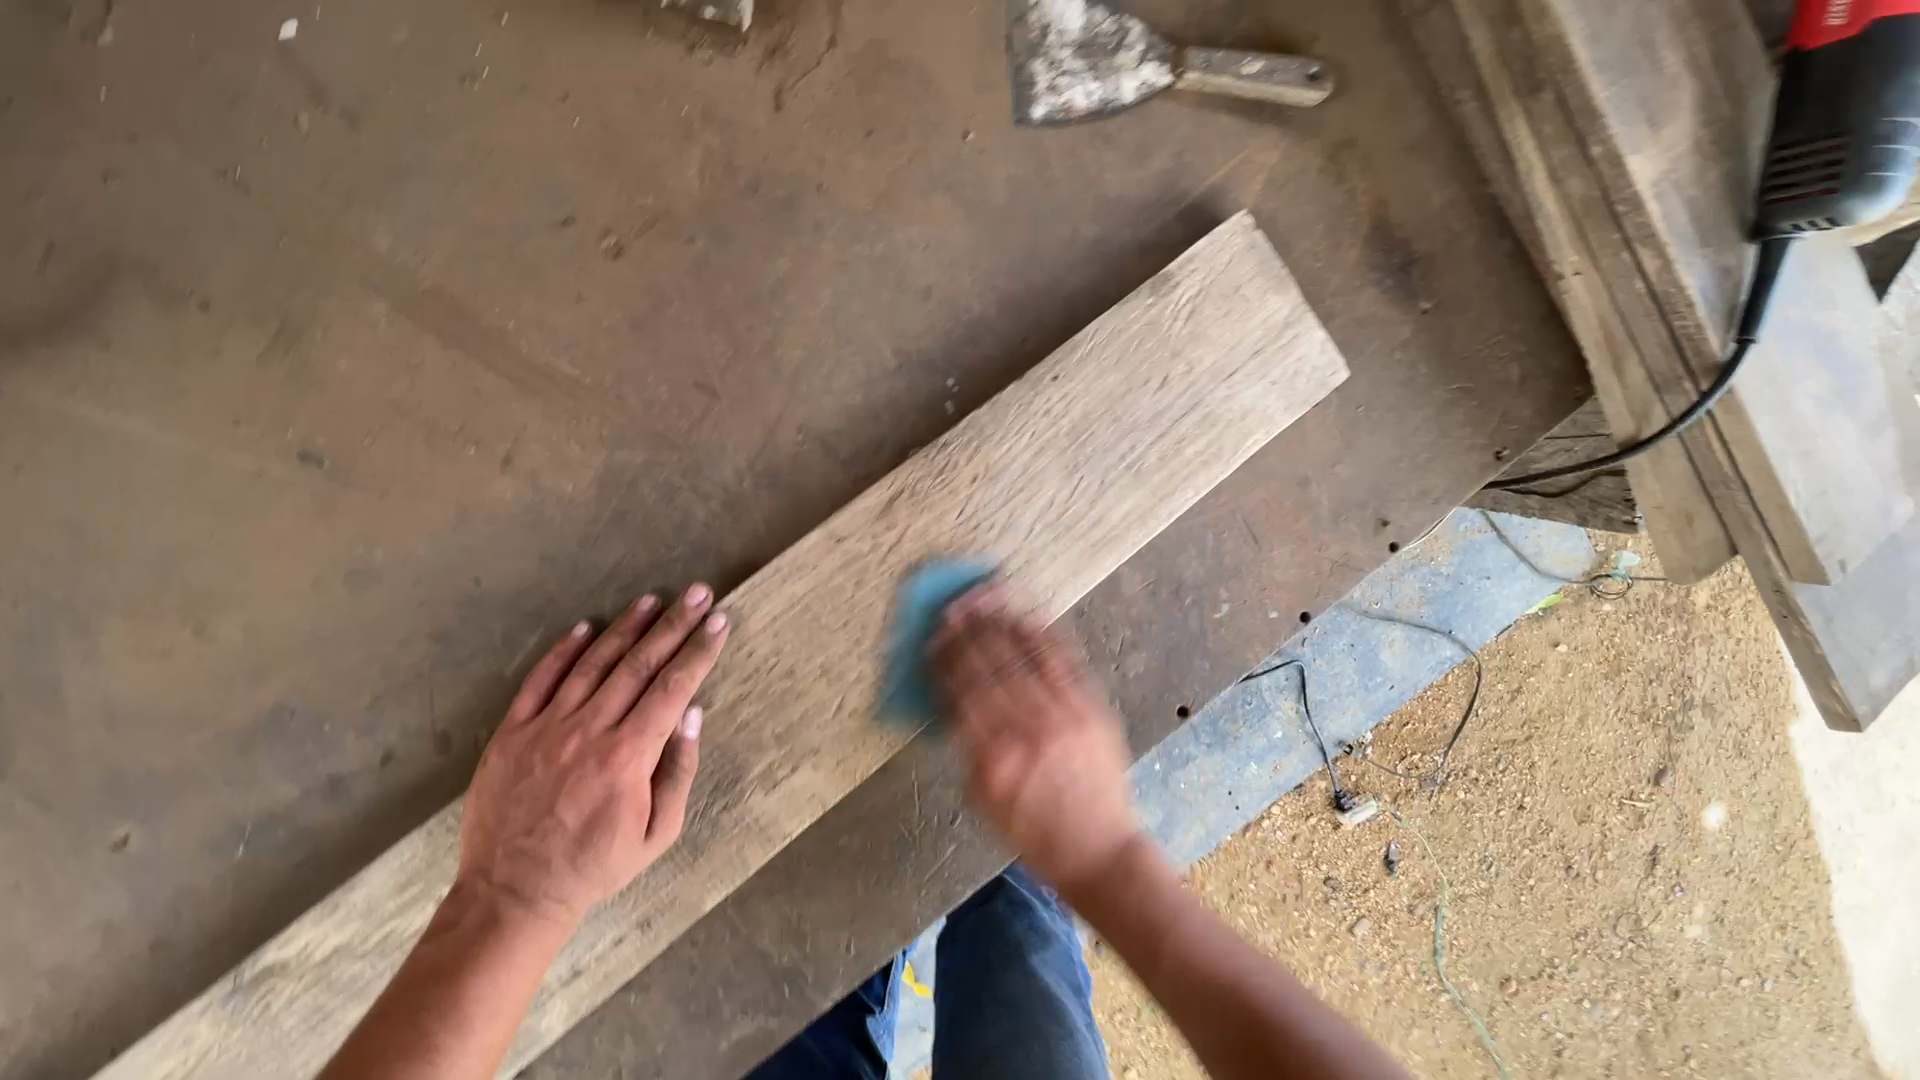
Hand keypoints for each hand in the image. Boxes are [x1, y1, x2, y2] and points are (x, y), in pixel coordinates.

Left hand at [456, 584, 730, 927]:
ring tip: (652, 600)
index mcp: (628, 757)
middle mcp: (589, 732)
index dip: (699, 652)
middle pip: (638, 665)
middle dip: (673, 625)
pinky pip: (540, 680)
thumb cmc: (596, 866)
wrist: (513, 894)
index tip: (718, 622)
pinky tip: (586, 627)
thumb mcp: (657, 833)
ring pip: (593, 664)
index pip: (673, 688)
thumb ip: (678, 771)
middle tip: (696, 593)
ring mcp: (546, 728)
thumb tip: (693, 715)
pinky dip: (564, 651)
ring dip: (626, 628)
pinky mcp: (511, 733)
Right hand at [931, 582, 1143, 897]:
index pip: (962, 691)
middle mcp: (1027, 729)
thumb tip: (954, 702)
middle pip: (990, 665)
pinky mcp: (1092, 708)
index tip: (935, 637)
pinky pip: (1064, 661)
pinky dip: (1042, 634)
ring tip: (983, 598)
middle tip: (953, 607)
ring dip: (1000, 621)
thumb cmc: (1032, 832)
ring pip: (1025, 654)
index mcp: (992, 757)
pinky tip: (1027, 615)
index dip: (946, 658)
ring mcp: (1064, 714)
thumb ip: (966, 750)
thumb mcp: (982, 800)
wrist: (1097, 848)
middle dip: (968, 631)